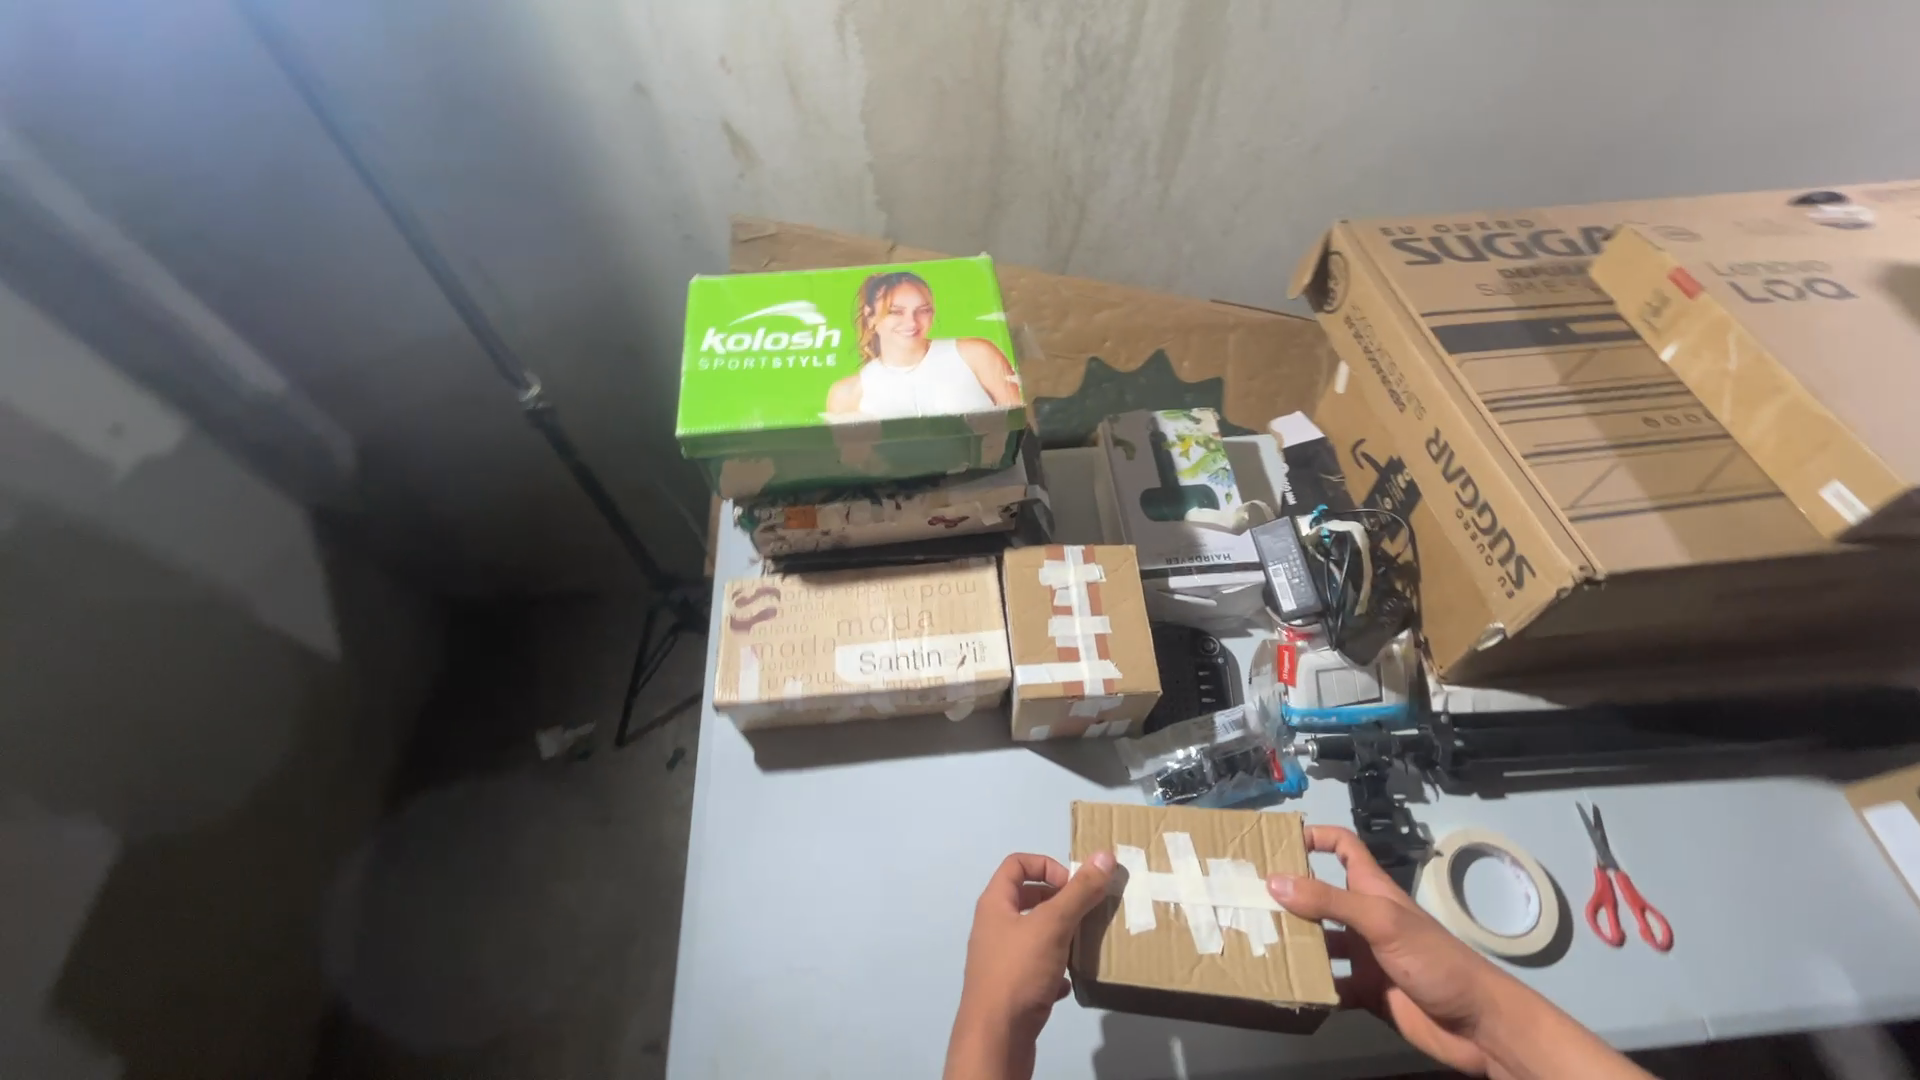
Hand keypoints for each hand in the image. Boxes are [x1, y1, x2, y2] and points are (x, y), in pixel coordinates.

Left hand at [945, 852, 1114, 1079]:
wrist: (995, 1039)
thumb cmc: (1018, 972)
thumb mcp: (1052, 925)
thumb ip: (1079, 891)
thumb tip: (1105, 855)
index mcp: (994, 903)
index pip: (1017, 864)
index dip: (1046, 866)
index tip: (1071, 886)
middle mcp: (993, 926)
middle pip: (1026, 897)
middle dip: (1057, 901)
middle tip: (1083, 912)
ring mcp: (1000, 959)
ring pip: (1033, 934)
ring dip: (1058, 935)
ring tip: (1082, 943)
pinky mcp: (1010, 989)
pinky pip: (1035, 968)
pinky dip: (1054, 969)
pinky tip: (1068, 981)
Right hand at [1268, 826, 1504, 1073]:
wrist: (1480, 1027)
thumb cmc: (1435, 960)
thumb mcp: (1380, 921)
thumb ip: (1329, 902)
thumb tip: (1274, 882)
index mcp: (1371, 890)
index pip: (1342, 846)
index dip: (1315, 836)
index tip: (1281, 841)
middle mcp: (1364, 917)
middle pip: (1319, 895)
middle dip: (1288, 895)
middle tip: (1249, 895)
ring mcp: (1364, 954)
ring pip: (1318, 940)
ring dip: (1294, 941)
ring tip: (1258, 940)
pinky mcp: (1365, 990)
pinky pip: (1328, 983)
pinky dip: (1309, 984)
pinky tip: (1287, 983)